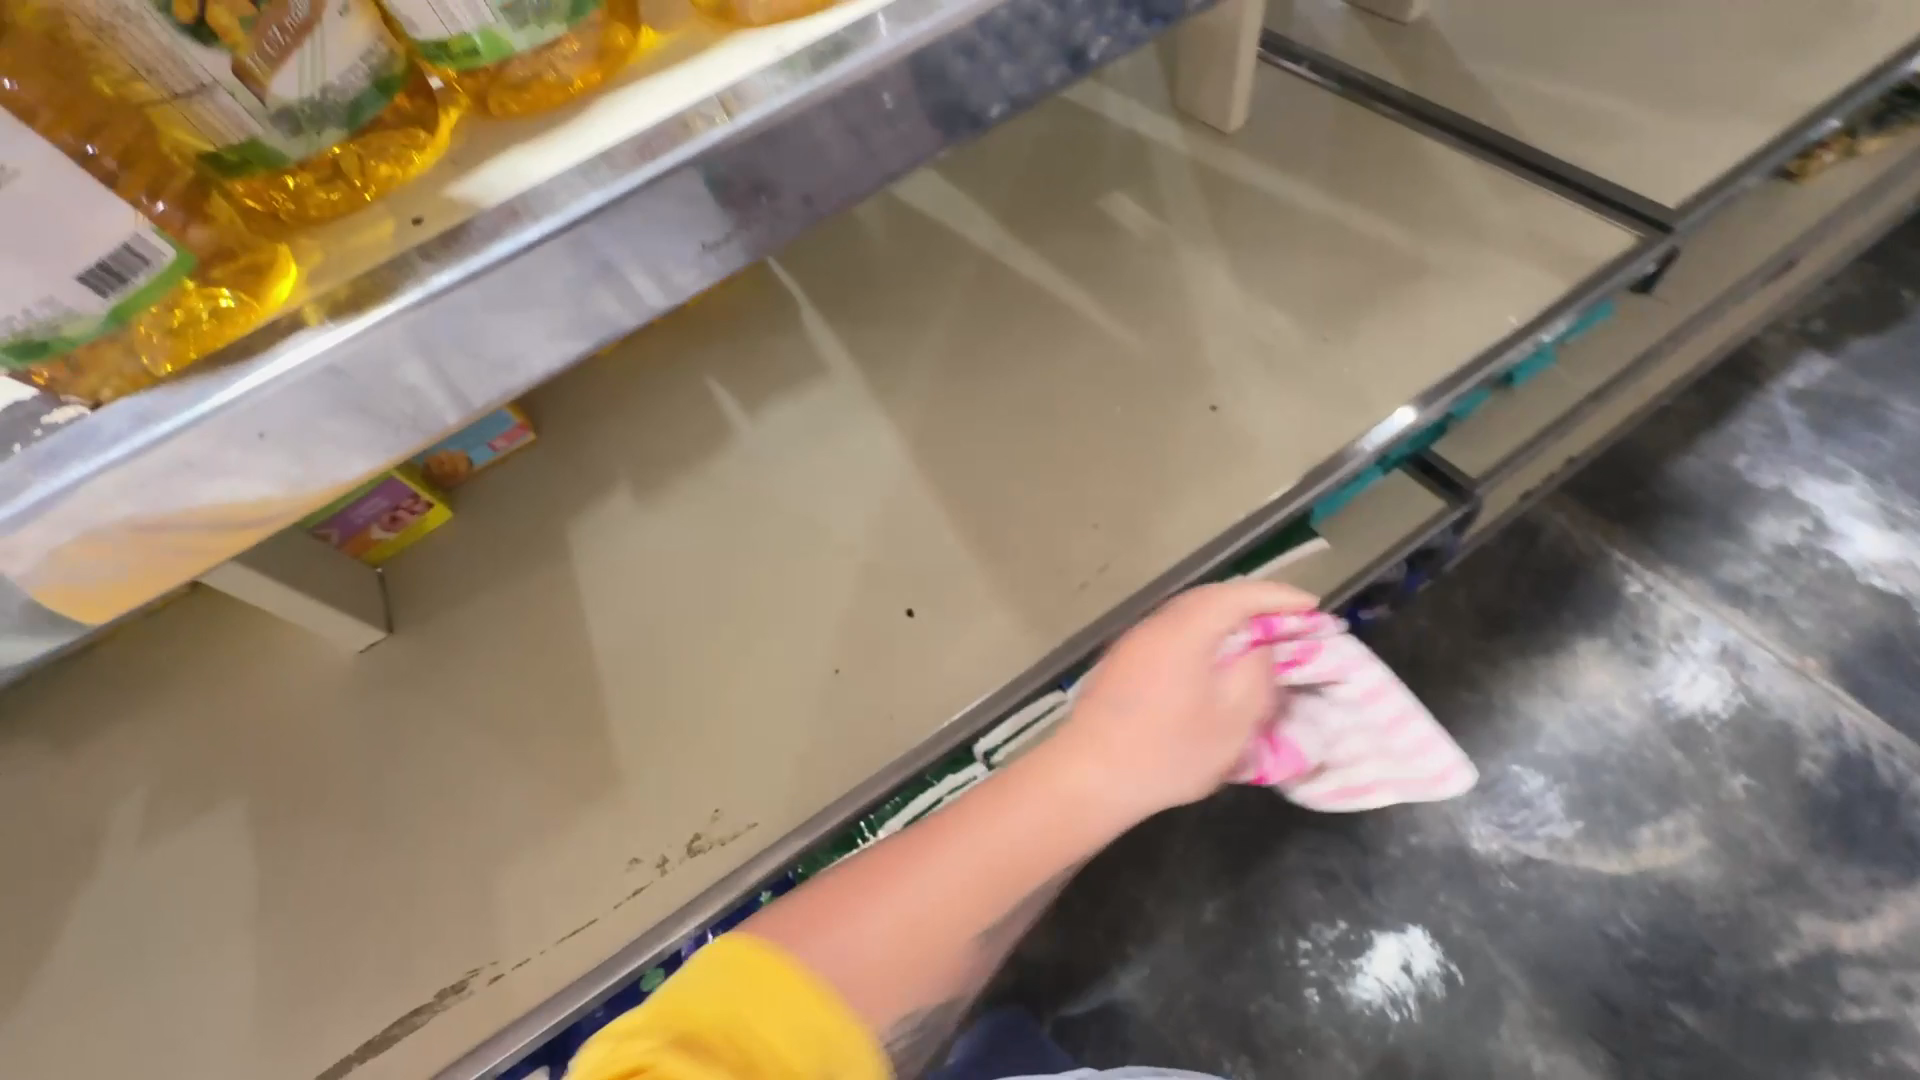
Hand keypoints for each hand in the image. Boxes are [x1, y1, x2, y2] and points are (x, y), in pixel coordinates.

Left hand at [1039, 580, 1316, 819]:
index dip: (1279, 597)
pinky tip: (1212, 660)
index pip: (1239, 595)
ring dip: (1224, 619)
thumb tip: (1261, 647)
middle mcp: (1156, 624)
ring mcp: (1133, 641)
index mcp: (1186, 631)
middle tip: (1288, 620)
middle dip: (1253, 603)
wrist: (1088, 774)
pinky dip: (1201, 635)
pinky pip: (1171, 632)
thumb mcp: (1232, 722)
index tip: (1312, 608)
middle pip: (1210, 597)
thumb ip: (1255, 675)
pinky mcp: (1121, 661)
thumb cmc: (1166, 753)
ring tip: (1257, 638)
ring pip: (1187, 614)